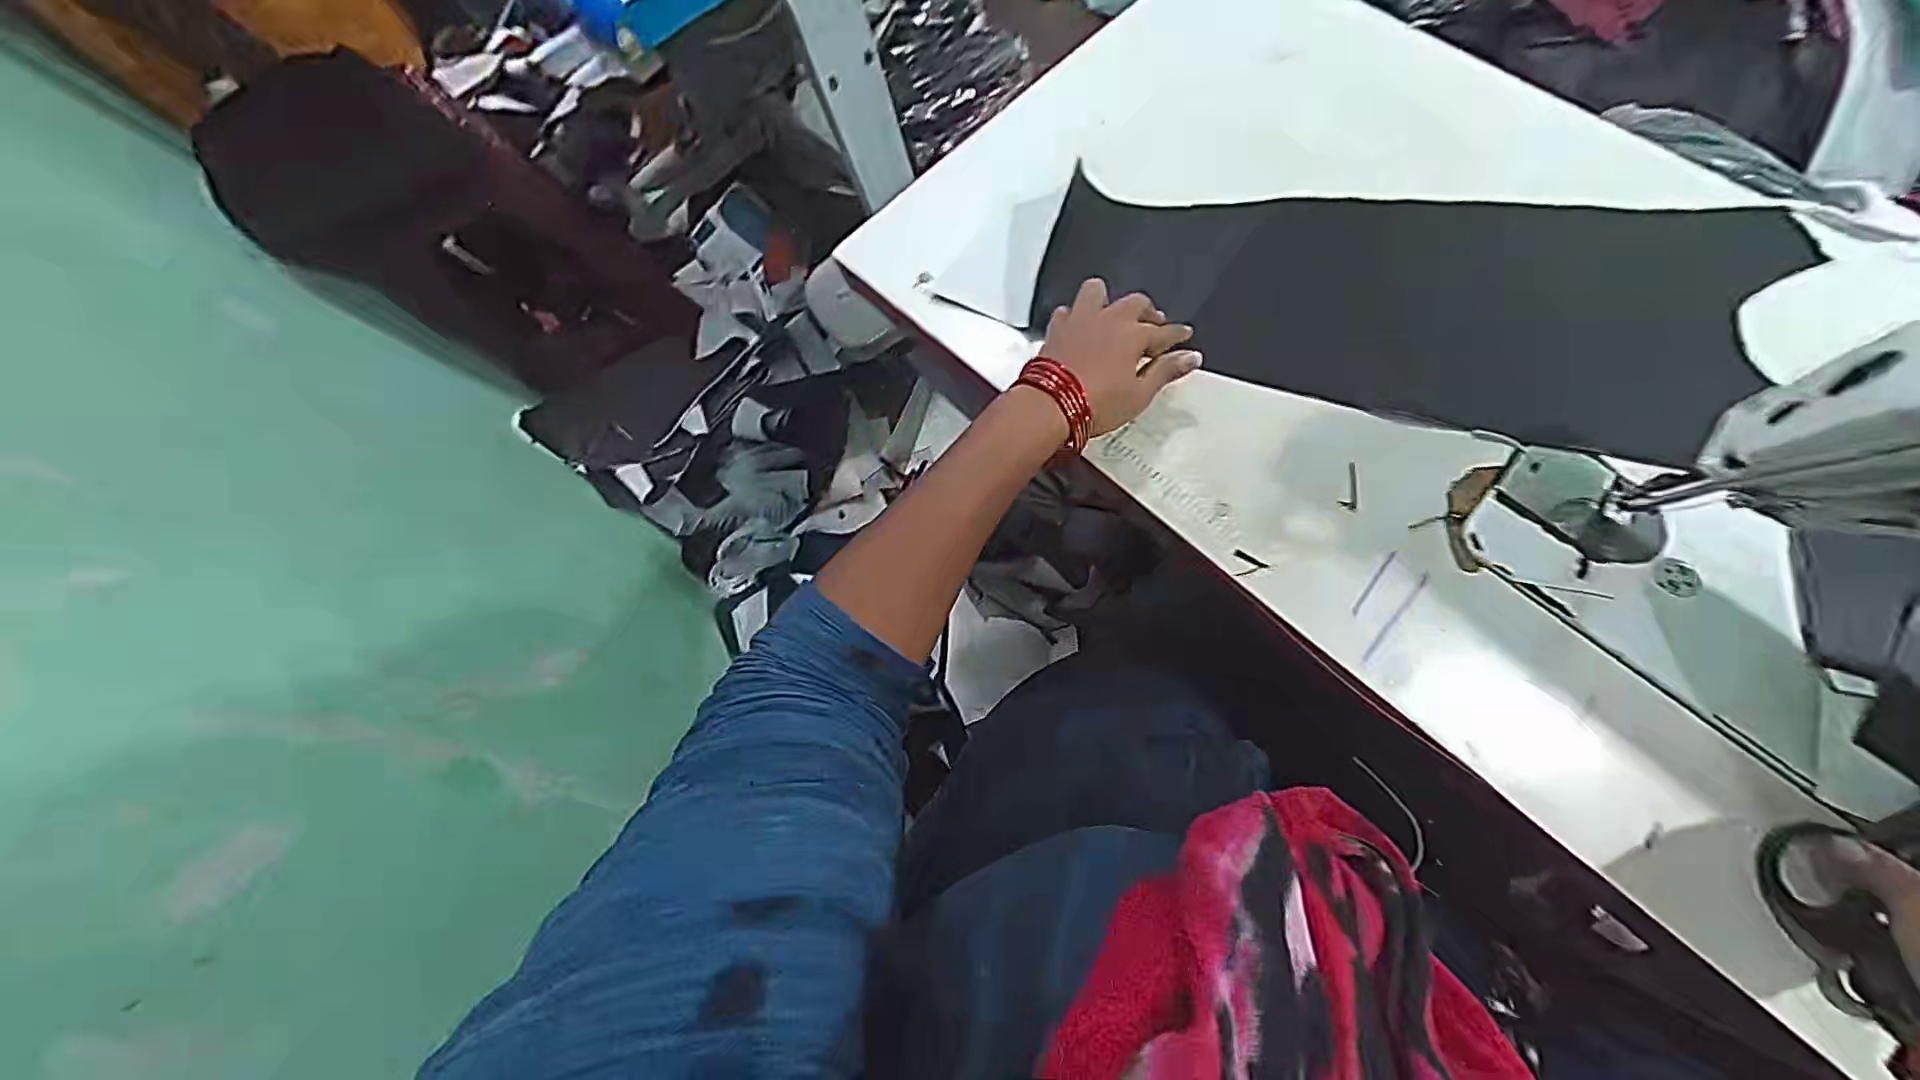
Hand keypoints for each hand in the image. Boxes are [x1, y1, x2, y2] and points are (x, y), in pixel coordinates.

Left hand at [1040, 278, 1201, 435]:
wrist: (1050, 405)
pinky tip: (1078, 325)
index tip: (1183, 336)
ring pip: (1097, 292)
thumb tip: (1189, 358)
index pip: (1164, 332)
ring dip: (1108, 300)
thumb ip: (1165, 372)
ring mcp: (1080, 320)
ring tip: (1113, 313)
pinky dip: (1076, 316)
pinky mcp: (1057, 329)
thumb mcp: (1139, 395)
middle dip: (1148, 313)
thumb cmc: (1094, 403)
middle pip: (1136, 304)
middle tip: (1153, 324)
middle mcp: (1108, 320)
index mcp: (1133, 334)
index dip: (1176, 334)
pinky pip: (1067, 311)